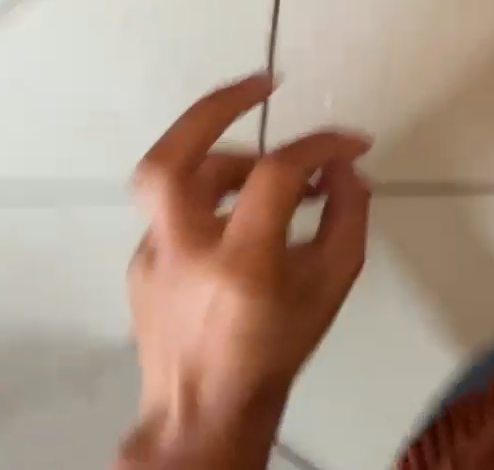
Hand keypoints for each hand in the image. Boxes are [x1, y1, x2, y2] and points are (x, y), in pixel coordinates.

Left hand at [118, 74, 372, 469]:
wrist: (205, 410)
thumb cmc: (281, 343)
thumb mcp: (338, 277)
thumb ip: (349, 211)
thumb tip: (342, 167)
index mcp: (240, 260)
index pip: (277, 173)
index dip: (320, 144)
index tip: (352, 144)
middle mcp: (183, 252)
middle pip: (169, 161)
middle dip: (213, 108)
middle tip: (260, 84)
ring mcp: (151, 257)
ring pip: (174, 178)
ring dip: (229, 156)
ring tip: (275, 171)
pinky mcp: (141, 263)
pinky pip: (179, 209)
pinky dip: (218, 193)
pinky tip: (250, 213)